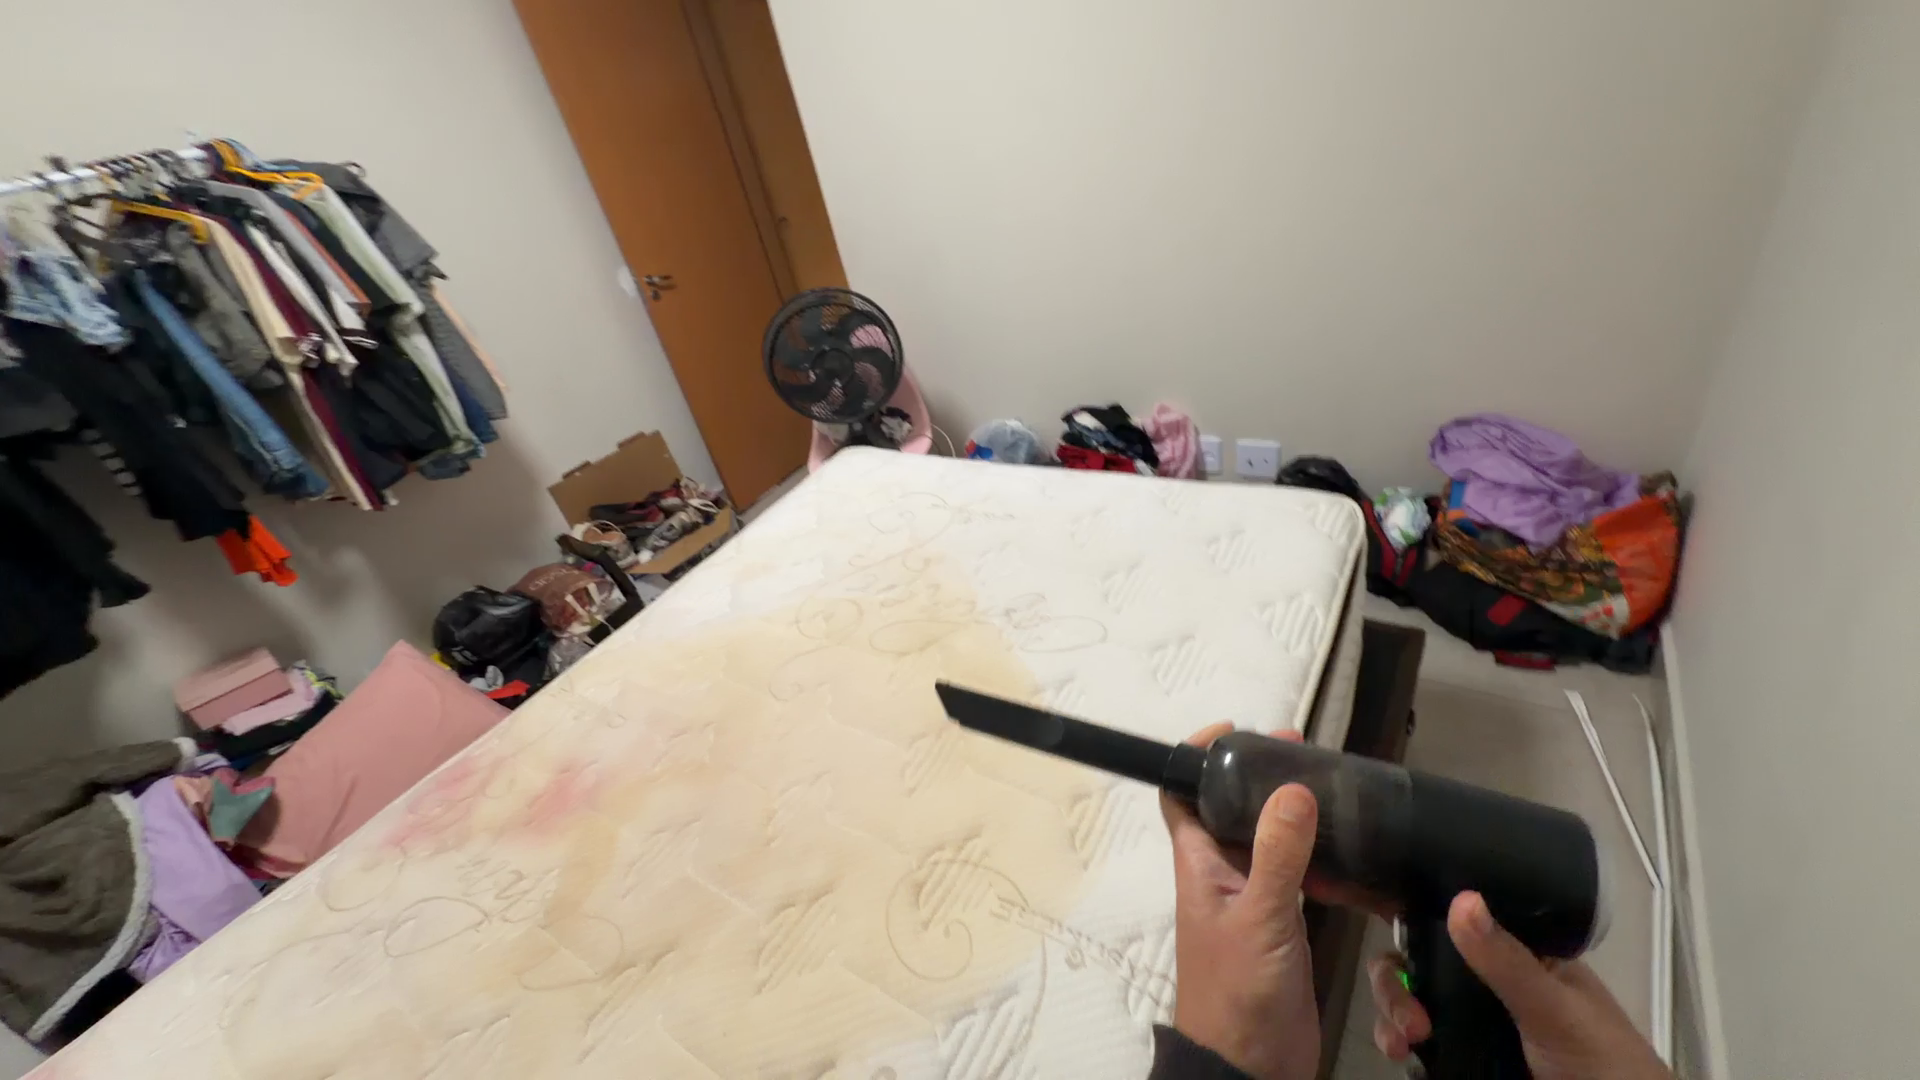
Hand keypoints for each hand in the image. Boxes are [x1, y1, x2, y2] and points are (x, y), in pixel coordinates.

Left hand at [1162, 723, 1320, 1079]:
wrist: (1250, 1069)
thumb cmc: (1239, 988)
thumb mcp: (1260, 915)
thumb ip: (1277, 855)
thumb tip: (1292, 789)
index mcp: (1199, 860)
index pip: (1182, 792)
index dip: (1197, 757)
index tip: (1234, 731)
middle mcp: (1220, 870)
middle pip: (1232, 808)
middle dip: (1260, 778)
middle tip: (1304, 754)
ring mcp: (1251, 896)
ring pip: (1268, 841)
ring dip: (1293, 817)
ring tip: (1333, 791)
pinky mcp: (1280, 924)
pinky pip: (1297, 877)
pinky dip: (1318, 861)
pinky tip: (1349, 852)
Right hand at [1368, 891, 1671, 1079]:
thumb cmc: (1608, 1067)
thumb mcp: (1559, 1011)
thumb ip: (1508, 961)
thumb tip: (1462, 895)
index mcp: (1513, 953)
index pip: (1447, 914)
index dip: (1405, 907)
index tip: (1367, 906)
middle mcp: (1482, 980)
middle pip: (1413, 957)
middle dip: (1394, 980)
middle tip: (1407, 1015)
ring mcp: (1469, 1020)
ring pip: (1406, 995)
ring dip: (1390, 1009)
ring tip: (1400, 1041)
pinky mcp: (1458, 1056)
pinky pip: (1411, 1037)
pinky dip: (1393, 1038)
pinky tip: (1397, 1052)